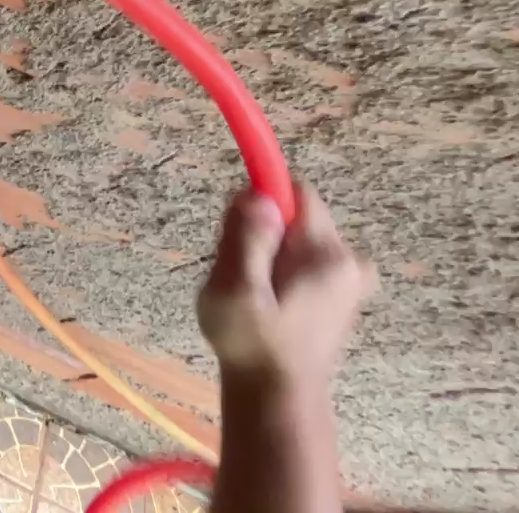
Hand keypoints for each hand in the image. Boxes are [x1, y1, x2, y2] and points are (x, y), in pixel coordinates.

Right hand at [198, 184, 374, 389]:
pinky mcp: (340, 289)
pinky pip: (300, 252)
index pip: (296, 192)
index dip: (260, 194)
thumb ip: (247, 238)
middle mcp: (350, 261)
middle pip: (292, 213)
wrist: (277, 391)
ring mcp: (349, 277)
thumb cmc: (250, 339)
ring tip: (247, 285)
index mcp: (326, 256)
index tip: (233, 218)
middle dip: (257, 228)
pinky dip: (276, 263)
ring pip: (293, 234)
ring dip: (263, 247)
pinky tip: (264, 294)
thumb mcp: (236, 286)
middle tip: (235, 266)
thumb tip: (256, 192)